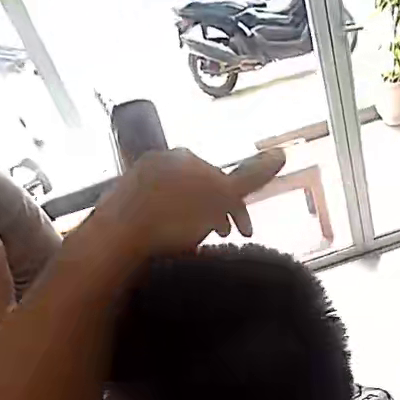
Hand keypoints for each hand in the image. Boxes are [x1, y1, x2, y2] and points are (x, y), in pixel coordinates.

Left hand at [80, 148, 285, 257]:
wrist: (118, 239)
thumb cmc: (175, 218)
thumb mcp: (221, 198)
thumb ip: (251, 177)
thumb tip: (281, 154)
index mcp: (186, 158)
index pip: (224, 179)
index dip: (239, 207)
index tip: (245, 233)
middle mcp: (161, 161)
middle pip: (201, 189)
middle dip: (217, 213)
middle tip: (222, 238)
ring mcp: (139, 181)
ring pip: (181, 202)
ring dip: (196, 222)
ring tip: (199, 244)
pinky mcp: (123, 203)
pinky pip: (160, 213)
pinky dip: (174, 227)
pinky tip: (174, 245)